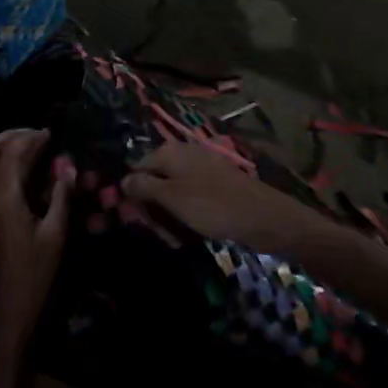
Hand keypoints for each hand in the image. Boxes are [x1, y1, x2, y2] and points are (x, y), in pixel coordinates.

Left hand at [0, 129, 70, 361]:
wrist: (15, 299)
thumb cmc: (37, 270)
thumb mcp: (56, 234)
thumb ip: (61, 198)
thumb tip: (67, 168)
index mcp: (6, 198)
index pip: (10, 154)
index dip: (29, 139)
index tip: (50, 134)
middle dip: (10, 135)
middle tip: (37, 134)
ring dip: (8, 146)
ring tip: (36, 144)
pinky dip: (11, 162)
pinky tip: (34, 166)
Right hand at [122, 141, 317, 249]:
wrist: (266, 218)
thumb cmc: (213, 206)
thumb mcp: (171, 198)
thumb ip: (142, 186)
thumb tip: (121, 179)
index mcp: (168, 151)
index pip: (135, 168)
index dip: (132, 194)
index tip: (136, 220)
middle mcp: (182, 153)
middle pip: (154, 179)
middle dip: (153, 207)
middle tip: (160, 233)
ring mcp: (201, 166)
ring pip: (173, 190)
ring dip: (170, 214)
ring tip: (177, 236)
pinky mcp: (216, 182)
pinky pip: (191, 195)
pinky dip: (188, 212)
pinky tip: (194, 230)